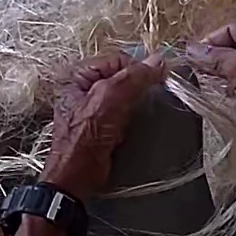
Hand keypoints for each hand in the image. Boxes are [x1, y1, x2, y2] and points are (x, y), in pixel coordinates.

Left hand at [42, 52, 166, 199]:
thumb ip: (133, 78)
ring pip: (124, 96)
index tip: (155, 81)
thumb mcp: (109, 100)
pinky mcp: (100, 125)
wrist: (76, 176)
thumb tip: (159, 60)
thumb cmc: (86, 137)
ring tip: (134, 117)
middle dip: (136, 88)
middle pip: (121, 77)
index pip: (116, 59)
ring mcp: (91, 107)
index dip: (137, 68)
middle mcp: (81, 87)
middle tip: (144, 101)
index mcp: (76, 75)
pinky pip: (122, 113)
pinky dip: (130, 118)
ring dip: (134, 105)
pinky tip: (129, 128)